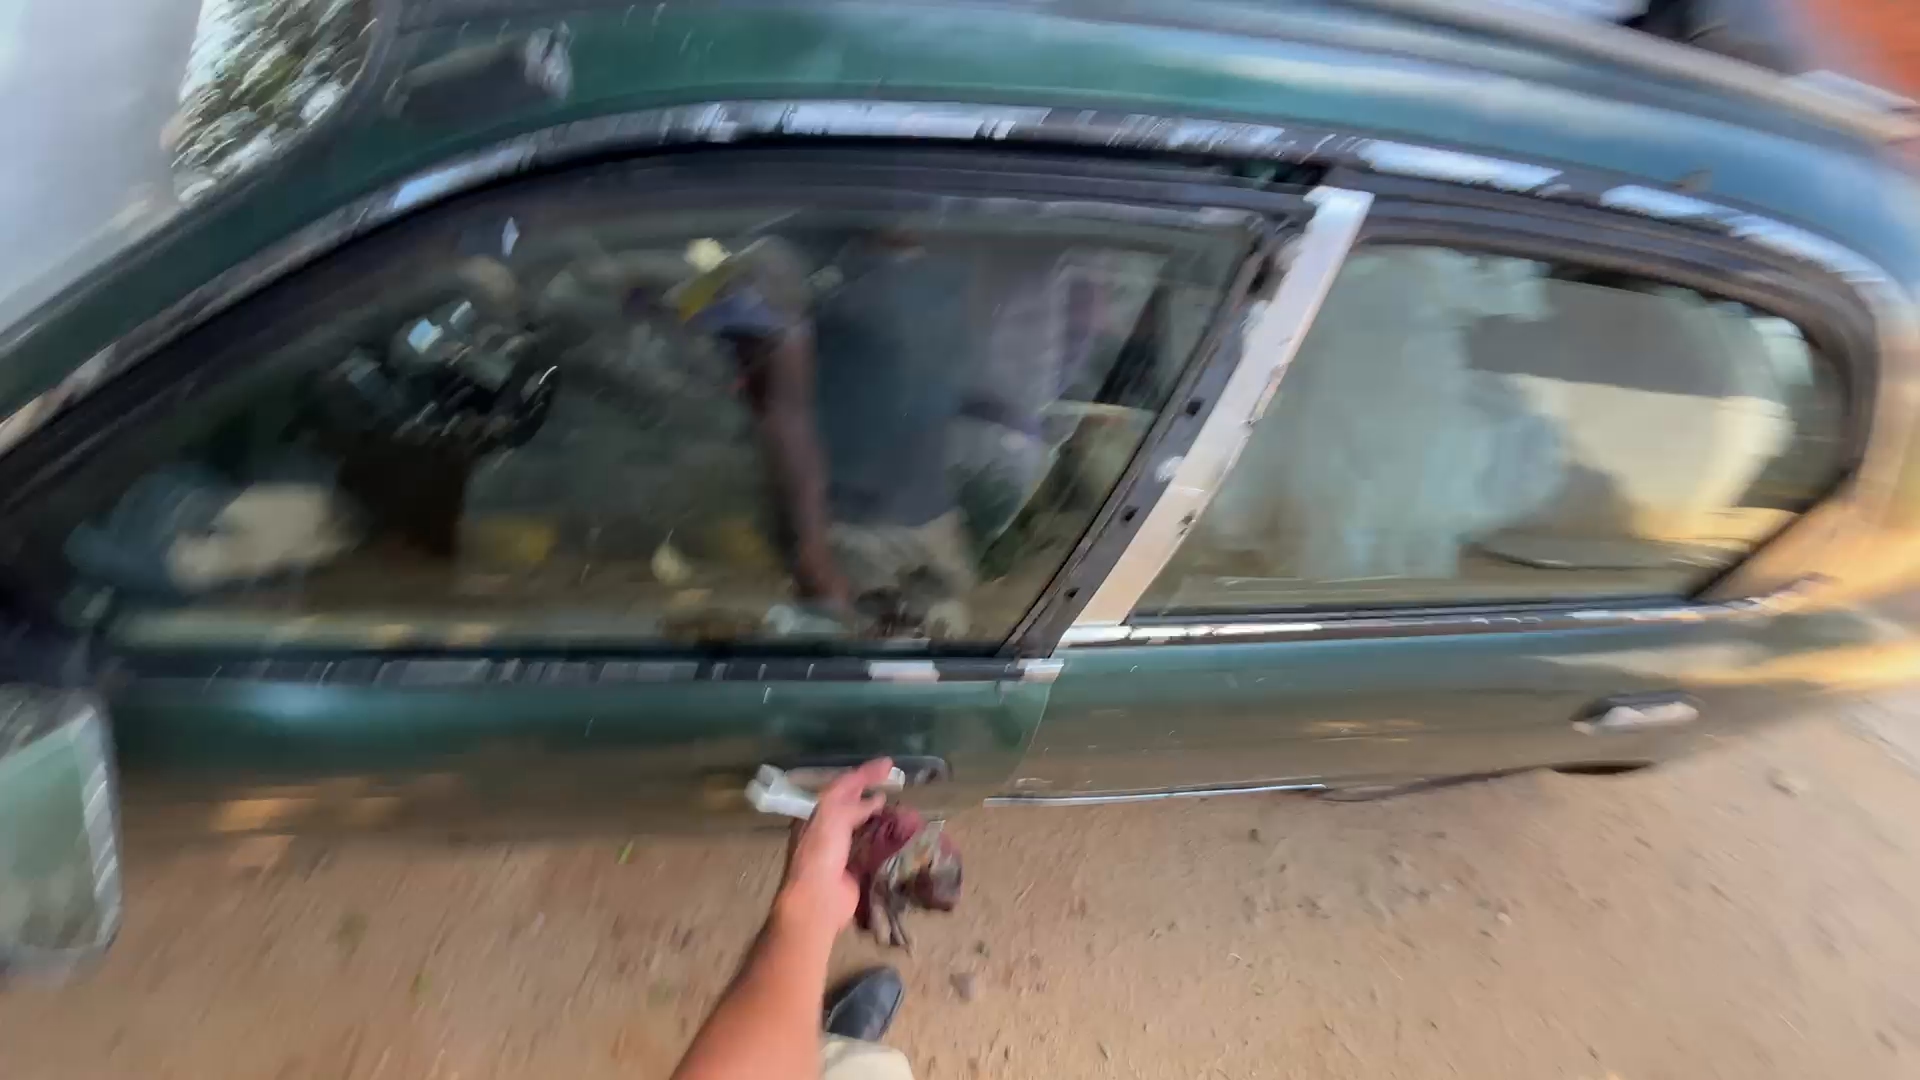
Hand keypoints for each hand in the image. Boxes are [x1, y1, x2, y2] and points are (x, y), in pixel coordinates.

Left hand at [772, 758, 892, 939]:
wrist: (818, 900)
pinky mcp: (855, 866)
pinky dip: (886, 834)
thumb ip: (854, 804)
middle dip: (873, 789)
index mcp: (816, 813)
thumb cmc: (821, 854)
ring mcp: (841, 848)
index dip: (864, 773)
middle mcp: (827, 828)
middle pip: (853, 802)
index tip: (887, 764)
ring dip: (881, 812)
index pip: (842, 785)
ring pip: (864, 822)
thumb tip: (877, 799)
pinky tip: (900, 830)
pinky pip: (873, 844)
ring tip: (902, 802)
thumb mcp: (833, 817)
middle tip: (896, 778)